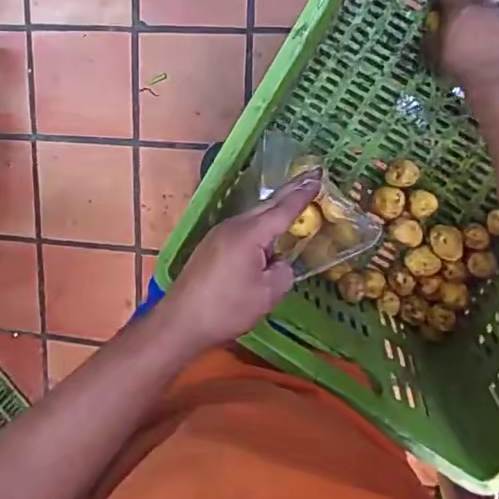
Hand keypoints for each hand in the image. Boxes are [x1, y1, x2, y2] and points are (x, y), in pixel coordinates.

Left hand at [159, 173, 321, 352]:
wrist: (180, 321)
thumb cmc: (227, 309)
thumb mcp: (267, 295)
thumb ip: (283, 272)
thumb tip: (279, 263)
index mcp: (250, 233)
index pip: (283, 209)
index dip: (303, 193)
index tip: (317, 176)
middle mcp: (233, 226)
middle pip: (267, 206)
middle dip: (290, 193)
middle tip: (311, 179)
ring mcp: (219, 234)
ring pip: (254, 218)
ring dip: (274, 212)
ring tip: (294, 204)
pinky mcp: (211, 246)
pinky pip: (243, 229)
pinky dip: (260, 227)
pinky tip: (267, 237)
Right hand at [430, 0, 498, 89]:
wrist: (491, 75)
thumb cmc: (458, 63)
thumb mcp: (435, 53)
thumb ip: (432, 37)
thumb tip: (430, 32)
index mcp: (455, 9)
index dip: (439, 0)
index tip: (437, 9)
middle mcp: (478, 5)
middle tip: (469, 2)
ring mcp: (497, 13)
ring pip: (491, 3)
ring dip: (484, 11)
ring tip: (479, 27)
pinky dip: (494, 26)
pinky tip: (491, 40)